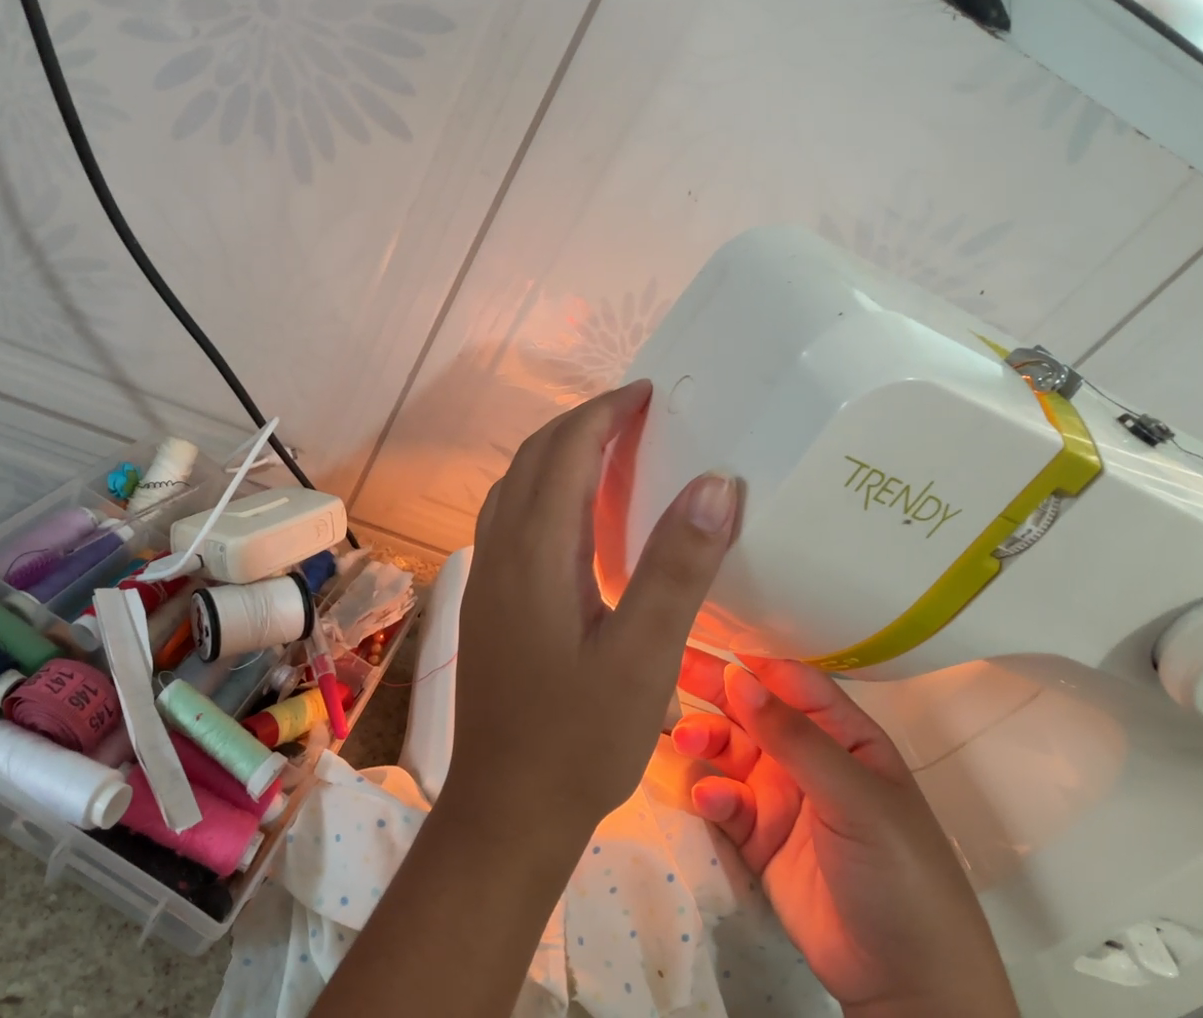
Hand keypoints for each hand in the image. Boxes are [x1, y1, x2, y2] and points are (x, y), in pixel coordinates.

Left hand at [451, 380, 741, 831]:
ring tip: (610, 454)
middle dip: (581, 425)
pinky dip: (544, 495)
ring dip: (557, 458)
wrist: (507, 808)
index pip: (565, 454)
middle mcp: (500, 554)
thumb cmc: (580, 740)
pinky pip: (511, 523)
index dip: (605, 414)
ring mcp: (486, 581)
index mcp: (535, 554)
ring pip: (515, 491)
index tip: (650, 393)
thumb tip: (716, 481)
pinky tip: (576, 523)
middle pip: (532, 462)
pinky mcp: (487, 606)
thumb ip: (677, 568)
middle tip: (639, 416)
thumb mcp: (644, 658)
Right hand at [673, 652, 1017, 1017]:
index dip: (752, 662)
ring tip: (684, 741)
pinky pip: (723, 802)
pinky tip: (708, 801)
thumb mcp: (855, 798)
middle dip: (713, 689)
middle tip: (667, 667)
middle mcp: (809, 760)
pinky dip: (710, 796)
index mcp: (846, 739)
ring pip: (729, 752)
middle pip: (753, 712)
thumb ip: (795, 738)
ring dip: (705, 741)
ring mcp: (780, 800)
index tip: (705, 640)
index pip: (794, 684)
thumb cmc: (900, 874)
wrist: (905, 981)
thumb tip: (737, 677)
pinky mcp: (757, 839)